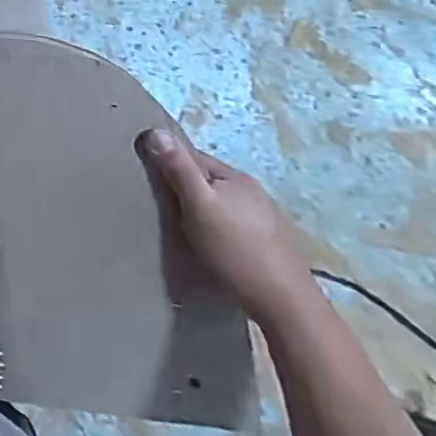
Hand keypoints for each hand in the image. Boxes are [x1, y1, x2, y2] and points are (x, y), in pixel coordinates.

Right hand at [140, 129, 318, 323]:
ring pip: (222, 202)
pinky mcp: (272, 242)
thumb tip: (155, 130)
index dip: (168, 165)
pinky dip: (220, 226)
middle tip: (165, 209)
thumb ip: (178, 168)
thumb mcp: (198, 205)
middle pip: (207, 180)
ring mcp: (267, 218)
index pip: (191, 156)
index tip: (150, 183)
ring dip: (204, 209)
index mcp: (236, 177)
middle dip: (185, 188)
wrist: (285, 305)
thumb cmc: (234, 250)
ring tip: (187, 229)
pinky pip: (236, 222)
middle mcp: (255, 192)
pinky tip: (216, 244)